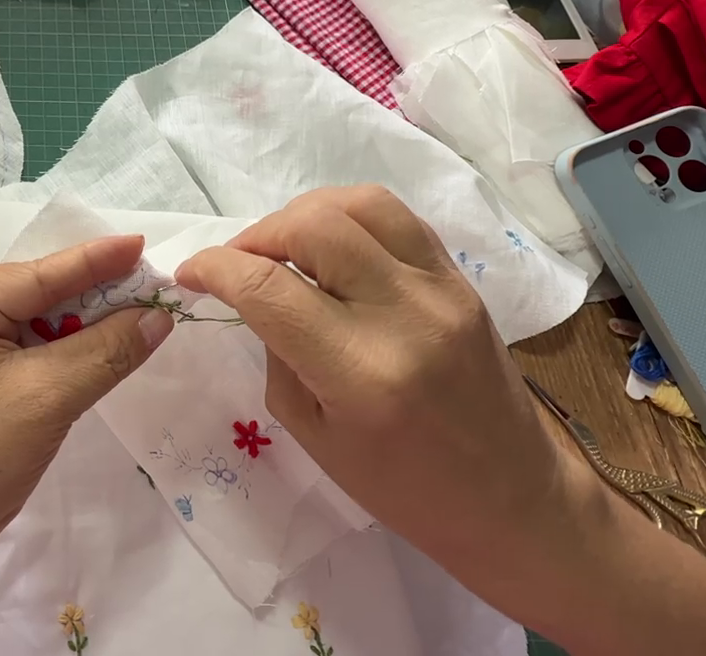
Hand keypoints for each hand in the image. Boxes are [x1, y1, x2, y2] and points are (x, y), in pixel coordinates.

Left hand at [0, 238, 174, 655]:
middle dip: (94, 287)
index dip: (94, 259)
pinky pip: (33, 338)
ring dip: (86, 315)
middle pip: (38, 289)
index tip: (141, 241)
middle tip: (150, 277)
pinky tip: (106, 333)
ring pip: (39, 313)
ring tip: (139, 302)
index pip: (36, 275)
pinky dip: (70, 340)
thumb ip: (106, 350)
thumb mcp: (48, 396)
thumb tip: (159, 315)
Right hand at [172, 186, 584, 576]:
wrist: (516, 502)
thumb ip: (276, 348)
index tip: (189, 273)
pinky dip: (345, 216)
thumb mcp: (309, 430)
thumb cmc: (402, 487)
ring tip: (284, 247)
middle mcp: (406, 317)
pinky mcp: (461, 279)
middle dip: (255, 235)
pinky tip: (329, 246)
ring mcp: (442, 290)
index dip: (212, 267)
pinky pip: (393, 215)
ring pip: (356, 203)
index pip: (266, 287)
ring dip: (301, 214)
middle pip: (312, 225)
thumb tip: (253, 292)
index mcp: (360, 373)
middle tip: (239, 264)